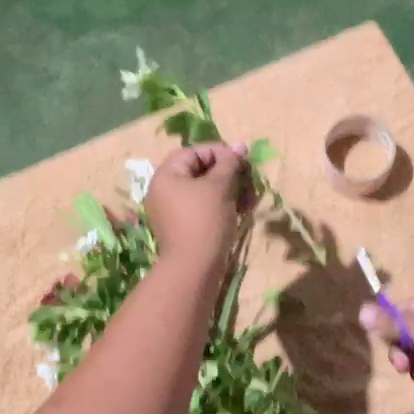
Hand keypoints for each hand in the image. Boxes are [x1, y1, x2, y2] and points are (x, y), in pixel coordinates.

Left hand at [145, 143, 256, 277]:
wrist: (194, 267)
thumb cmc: (205, 220)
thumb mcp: (219, 186)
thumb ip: (229, 163)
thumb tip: (239, 145)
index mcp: (166, 176)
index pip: (194, 152)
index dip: (220, 153)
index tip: (243, 161)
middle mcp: (164, 191)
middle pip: (200, 171)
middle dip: (228, 175)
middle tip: (249, 182)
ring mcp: (173, 211)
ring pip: (205, 191)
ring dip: (229, 191)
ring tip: (249, 201)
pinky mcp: (183, 227)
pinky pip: (203, 208)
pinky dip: (222, 206)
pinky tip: (240, 212)